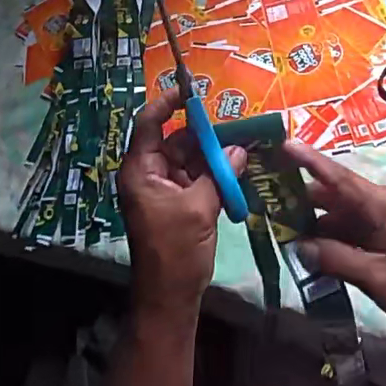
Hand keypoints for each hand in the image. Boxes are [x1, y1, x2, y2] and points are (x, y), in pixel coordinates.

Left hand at [117, 88, 247, 315]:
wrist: (170, 296)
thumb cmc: (175, 250)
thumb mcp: (199, 208)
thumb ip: (219, 175)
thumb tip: (240, 149)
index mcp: (141, 171)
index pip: (149, 124)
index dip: (167, 103)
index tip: (190, 89)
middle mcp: (150, 174)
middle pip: (176, 141)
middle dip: (204, 134)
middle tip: (236, 125)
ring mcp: (164, 189)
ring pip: (190, 159)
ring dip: (214, 155)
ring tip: (243, 145)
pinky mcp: (179, 202)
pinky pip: (197, 177)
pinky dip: (215, 173)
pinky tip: (238, 169)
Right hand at [283, 140, 385, 331]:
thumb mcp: (378, 277)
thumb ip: (337, 259)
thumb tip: (300, 247)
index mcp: (381, 205)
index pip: (338, 177)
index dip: (309, 160)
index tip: (283, 144)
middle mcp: (378, 204)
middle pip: (332, 194)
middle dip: (300, 197)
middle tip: (266, 199)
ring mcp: (378, 218)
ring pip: (336, 213)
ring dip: (311, 222)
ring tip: (278, 228)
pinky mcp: (378, 234)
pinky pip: (345, 227)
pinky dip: (326, 236)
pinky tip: (305, 249)